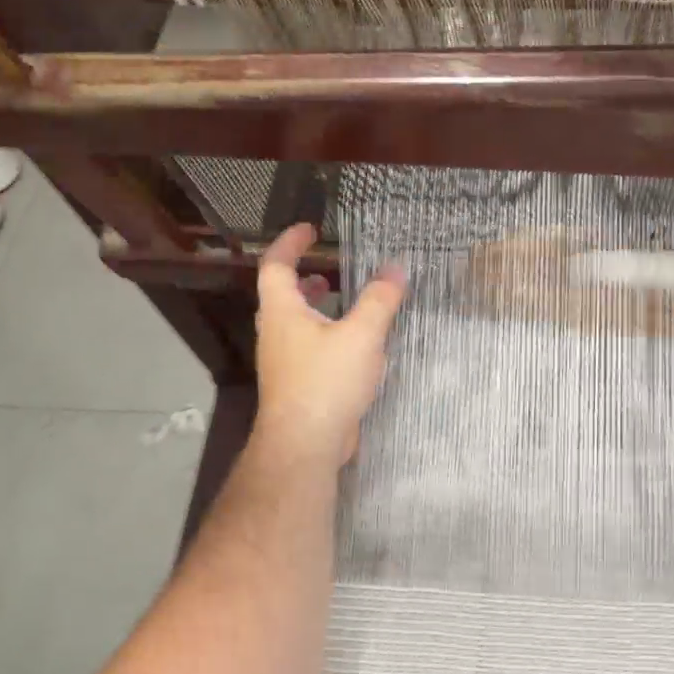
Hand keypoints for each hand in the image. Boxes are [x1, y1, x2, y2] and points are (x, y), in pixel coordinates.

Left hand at [251, 224, 406, 467]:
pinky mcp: (298, 387)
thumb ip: (380, 300)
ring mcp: (285, 363)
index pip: (276, 265)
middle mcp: (277, 334)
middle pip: (282, 296)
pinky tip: (355, 349)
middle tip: (327, 270)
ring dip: (316, 311)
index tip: (310, 230)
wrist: (305, 443)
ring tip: (343, 304)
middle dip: (304, 280)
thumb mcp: (362, 335)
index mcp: (282, 312)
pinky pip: (310, 351)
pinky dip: (327, 338)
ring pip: (297, 326)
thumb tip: (397, 267)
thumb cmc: (326, 382)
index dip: (290, 243)